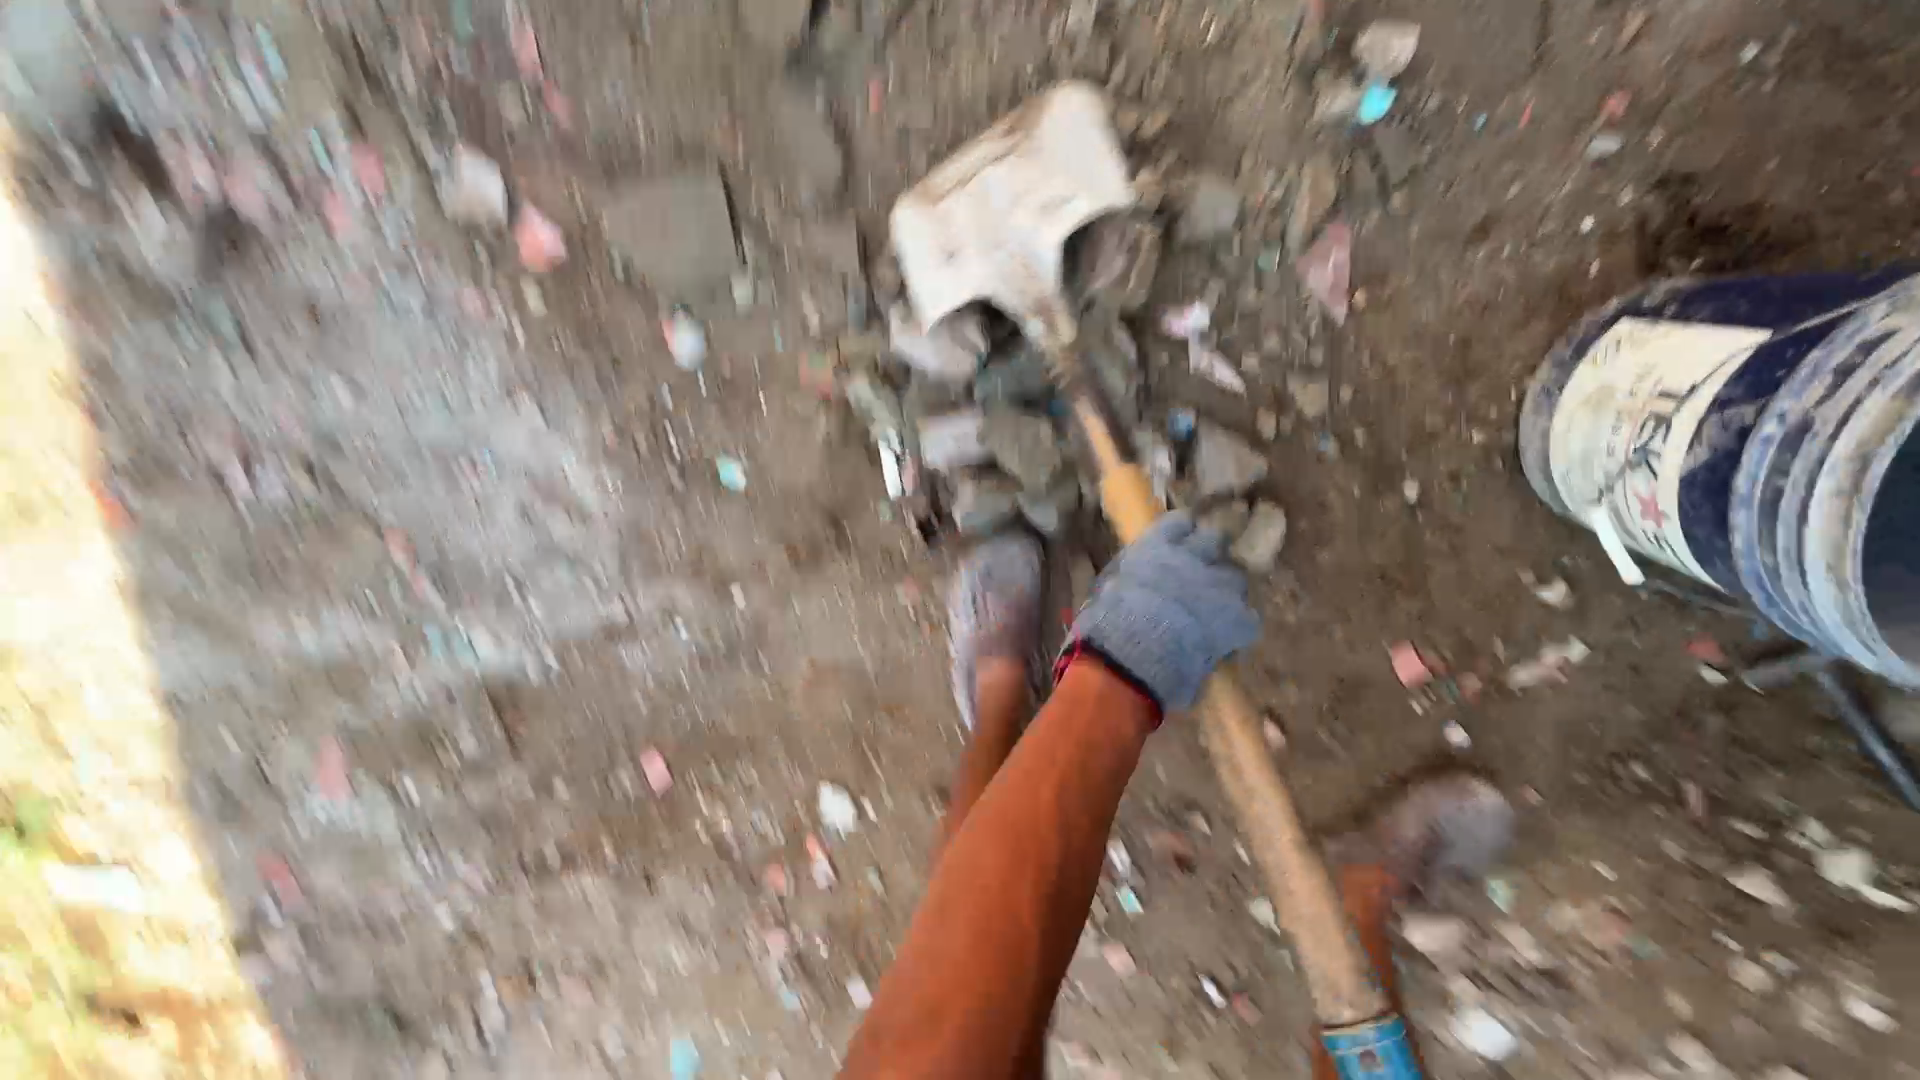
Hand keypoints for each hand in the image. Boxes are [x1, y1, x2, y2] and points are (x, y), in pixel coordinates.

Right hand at [1065, 512, 1260, 710]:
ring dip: (1226, 591)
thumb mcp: (1108, 588)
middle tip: (1202, 573)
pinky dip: (1237, 628)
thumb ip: (1129, 576)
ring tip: (1217, 611)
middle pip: (1214, 540)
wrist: (1134, 654)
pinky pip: (1247, 618)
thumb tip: (1134, 579)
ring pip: (1235, 578)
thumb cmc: (1108, 622)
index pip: (1179, 522)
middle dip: (1211, 553)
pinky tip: (1225, 642)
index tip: (1183, 538)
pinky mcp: (1239, 616)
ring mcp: (1219, 584)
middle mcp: (1192, 556)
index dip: (1183, 531)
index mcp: (1155, 546)